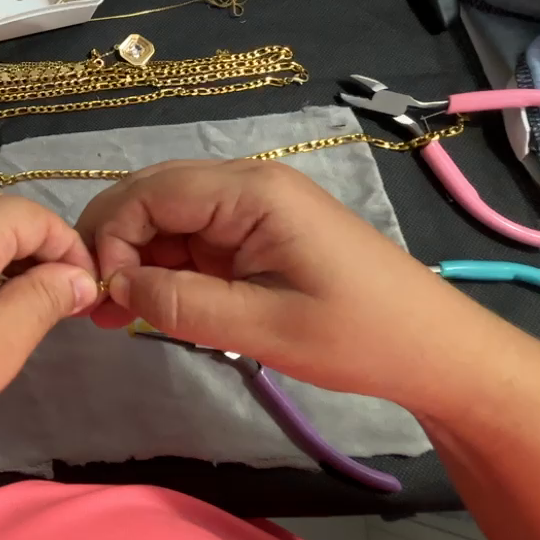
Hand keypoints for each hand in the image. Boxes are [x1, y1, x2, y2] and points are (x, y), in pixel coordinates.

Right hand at [76, 159, 497, 407]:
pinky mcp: (250, 229)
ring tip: (113, 311)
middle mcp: (242, 182)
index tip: (102, 292)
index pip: (149, 192)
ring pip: (161, 216)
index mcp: (250, 190)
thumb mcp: (266, 329)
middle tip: (93, 301)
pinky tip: (149, 301)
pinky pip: (186, 236)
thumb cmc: (363, 337)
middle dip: (112, 242)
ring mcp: (247, 204)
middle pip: (148, 195)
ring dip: (132, 257)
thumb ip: (180, 304)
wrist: (446, 358)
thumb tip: (112, 285)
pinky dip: (160, 266)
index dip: (111, 234)